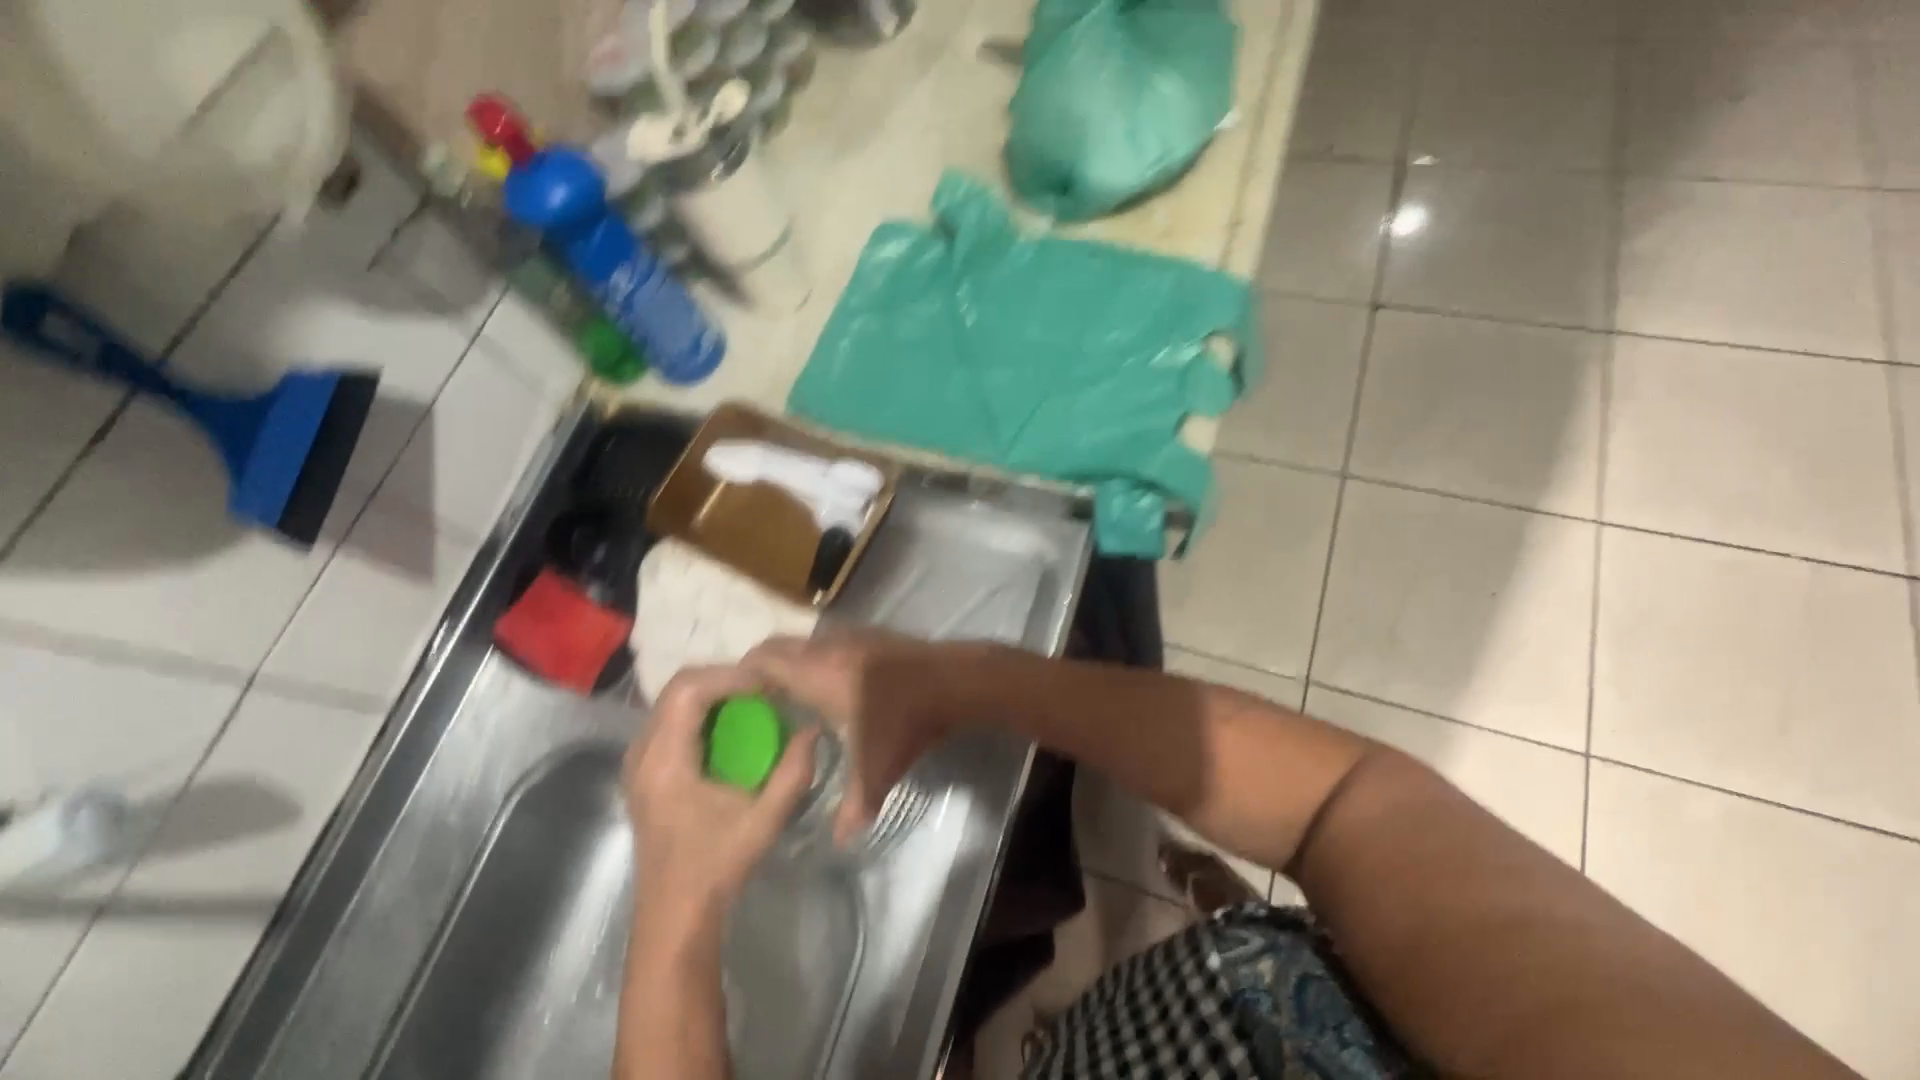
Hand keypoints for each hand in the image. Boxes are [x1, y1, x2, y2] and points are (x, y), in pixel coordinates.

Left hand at [623, 665, 817, 939]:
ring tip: (752, 703)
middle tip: (764, 690)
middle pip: (677, 688)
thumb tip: (813, 730)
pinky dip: (701, 713)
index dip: (730, 676)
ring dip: (712, 694)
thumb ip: (793, 772)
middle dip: (723, 679)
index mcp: (665, 760)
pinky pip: (669, 722)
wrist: (674, 913)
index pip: (688, 689)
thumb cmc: (716, 866)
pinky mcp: (643, 772)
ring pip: (671, 702)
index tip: (769, 685)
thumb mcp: (765, 819)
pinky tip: (731, 730)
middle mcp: (642, 753)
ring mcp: (637, 762)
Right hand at [742, 633, 955, 844]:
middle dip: (759, 667)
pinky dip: (817, 657)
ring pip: (805, 642)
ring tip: (785, 694)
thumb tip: (838, 841)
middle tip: (752, 700)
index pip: (763, 661)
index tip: (729, 698)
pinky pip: (829, 642)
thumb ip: (855, 805)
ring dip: (790, 660)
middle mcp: (828, 648)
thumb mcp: (879, 769)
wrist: (956, 681)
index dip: (740, 675)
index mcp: (817, 674)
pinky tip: (827, 686)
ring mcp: (852, 637)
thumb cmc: (907, 722)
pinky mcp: (872, 636)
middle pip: (778, 646)